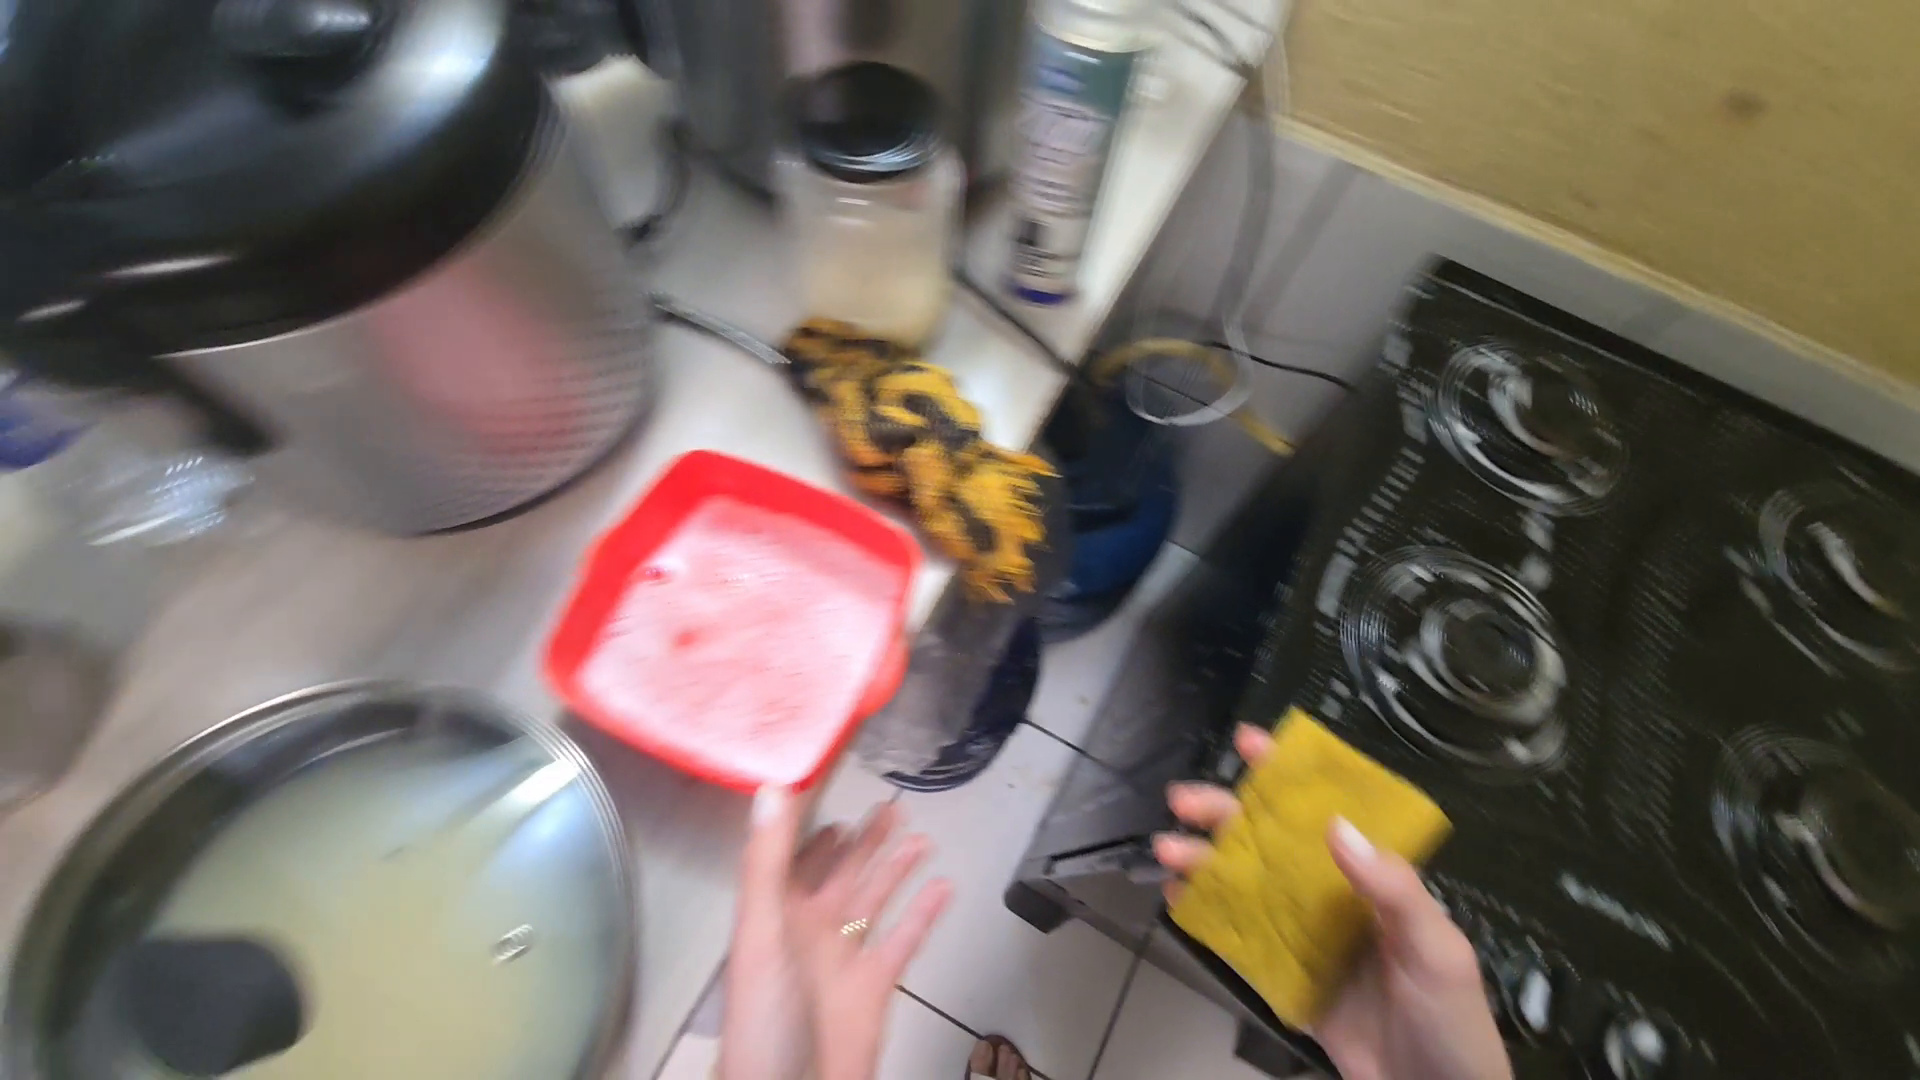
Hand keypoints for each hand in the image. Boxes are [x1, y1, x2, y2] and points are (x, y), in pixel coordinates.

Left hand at [720, 788, 953, 1079]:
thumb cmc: (764, 1018)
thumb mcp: (762, 928)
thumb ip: (767, 859)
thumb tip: (772, 790)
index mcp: (777, 912)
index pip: (795, 855)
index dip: (812, 823)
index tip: (831, 787)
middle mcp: (811, 929)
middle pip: (843, 872)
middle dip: (865, 840)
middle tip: (889, 808)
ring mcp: (844, 958)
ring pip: (875, 899)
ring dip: (896, 868)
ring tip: (919, 837)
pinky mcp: (874, 986)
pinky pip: (904, 939)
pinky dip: (924, 913)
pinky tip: (943, 889)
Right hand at [1153, 724, 1512, 1079]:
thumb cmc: (1450, 1023)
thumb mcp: (1437, 951)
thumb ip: (1392, 889)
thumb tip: (1334, 825)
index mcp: (1369, 875)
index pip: (1325, 809)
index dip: (1286, 773)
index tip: (1248, 742)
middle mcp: (1327, 891)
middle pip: (1267, 838)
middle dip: (1222, 812)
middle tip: (1182, 801)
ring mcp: (1300, 931)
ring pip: (1242, 879)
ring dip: (1202, 859)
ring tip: (1167, 851)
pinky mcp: (1280, 970)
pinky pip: (1236, 932)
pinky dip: (1203, 911)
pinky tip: (1175, 899)